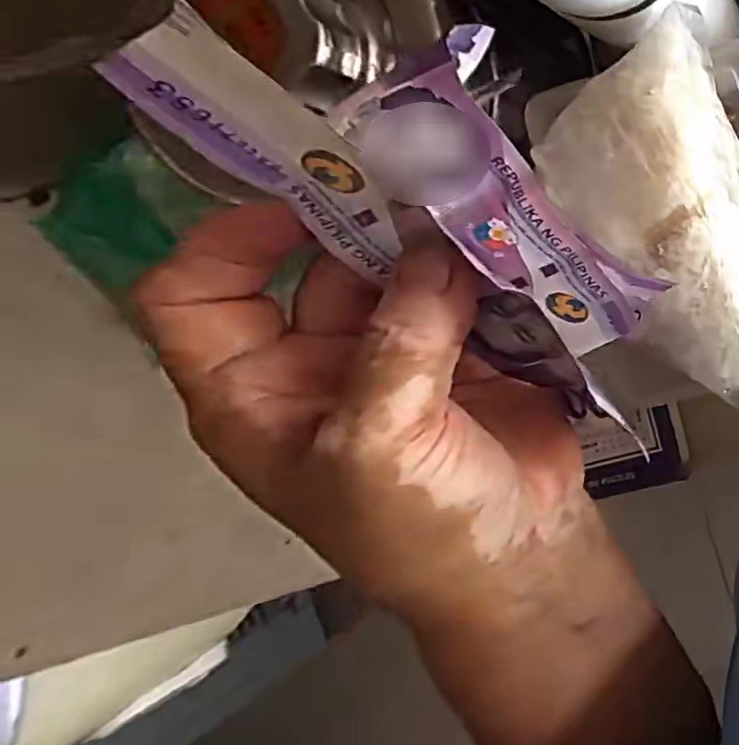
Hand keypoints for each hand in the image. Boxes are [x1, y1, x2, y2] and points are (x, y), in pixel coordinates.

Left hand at [132, 203, 593, 625]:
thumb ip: (400, 347)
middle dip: (379, 235)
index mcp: (263, 388)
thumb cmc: (418, 521)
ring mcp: (415, 357)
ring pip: (418, 282)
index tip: (313, 202)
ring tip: (494, 220)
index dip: (236, 242)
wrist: (519, 549)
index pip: (203, 297)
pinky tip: (528, 257)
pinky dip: (502, 278)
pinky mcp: (483, 357)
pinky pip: (483, 302)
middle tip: (440, 195)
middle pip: (333, 274)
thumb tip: (433, 250)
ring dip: (451, 253)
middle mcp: (331, 361)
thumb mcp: (378, 444)